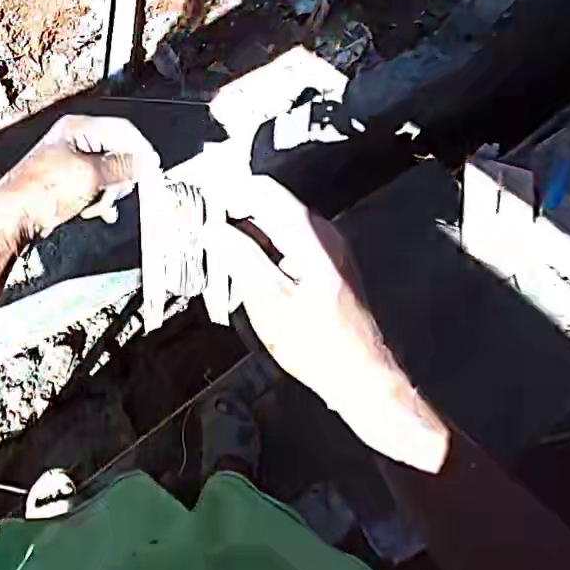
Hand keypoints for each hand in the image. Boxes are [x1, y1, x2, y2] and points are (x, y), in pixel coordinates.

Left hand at [0, 115, 159, 245]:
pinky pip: (95, 185)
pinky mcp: (66, 181)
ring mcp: (69, 161)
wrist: (12, 217)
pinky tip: (97, 210)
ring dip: (109, 191)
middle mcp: (73, 140)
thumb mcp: (93, 175)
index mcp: (77, 128)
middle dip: (121, 176)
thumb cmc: (40, 191)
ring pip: (107, 172)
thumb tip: (146, 161)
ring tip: (102, 205)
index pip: (122, 129)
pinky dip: (99, 198)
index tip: (153, 167)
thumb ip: (124, 166)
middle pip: (116, 152)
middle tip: (122, 190)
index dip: (140, 148)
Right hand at [208, 175, 449, 471]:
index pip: (265, 193)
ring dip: (256, 225)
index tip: (207, 206)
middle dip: (242, 207)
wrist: (362, 376)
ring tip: (227, 243)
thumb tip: (216, 229)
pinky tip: (257, 264)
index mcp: (311, 235)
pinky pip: (296, 238)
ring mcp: (333, 248)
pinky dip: (272, 241)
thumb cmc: (318, 345)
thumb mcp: (269, 301)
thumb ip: (242, 257)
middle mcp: (326, 234)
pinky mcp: (333, 266)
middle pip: (276, 202)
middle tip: (212, 225)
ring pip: (286, 220)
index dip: (232, 196)